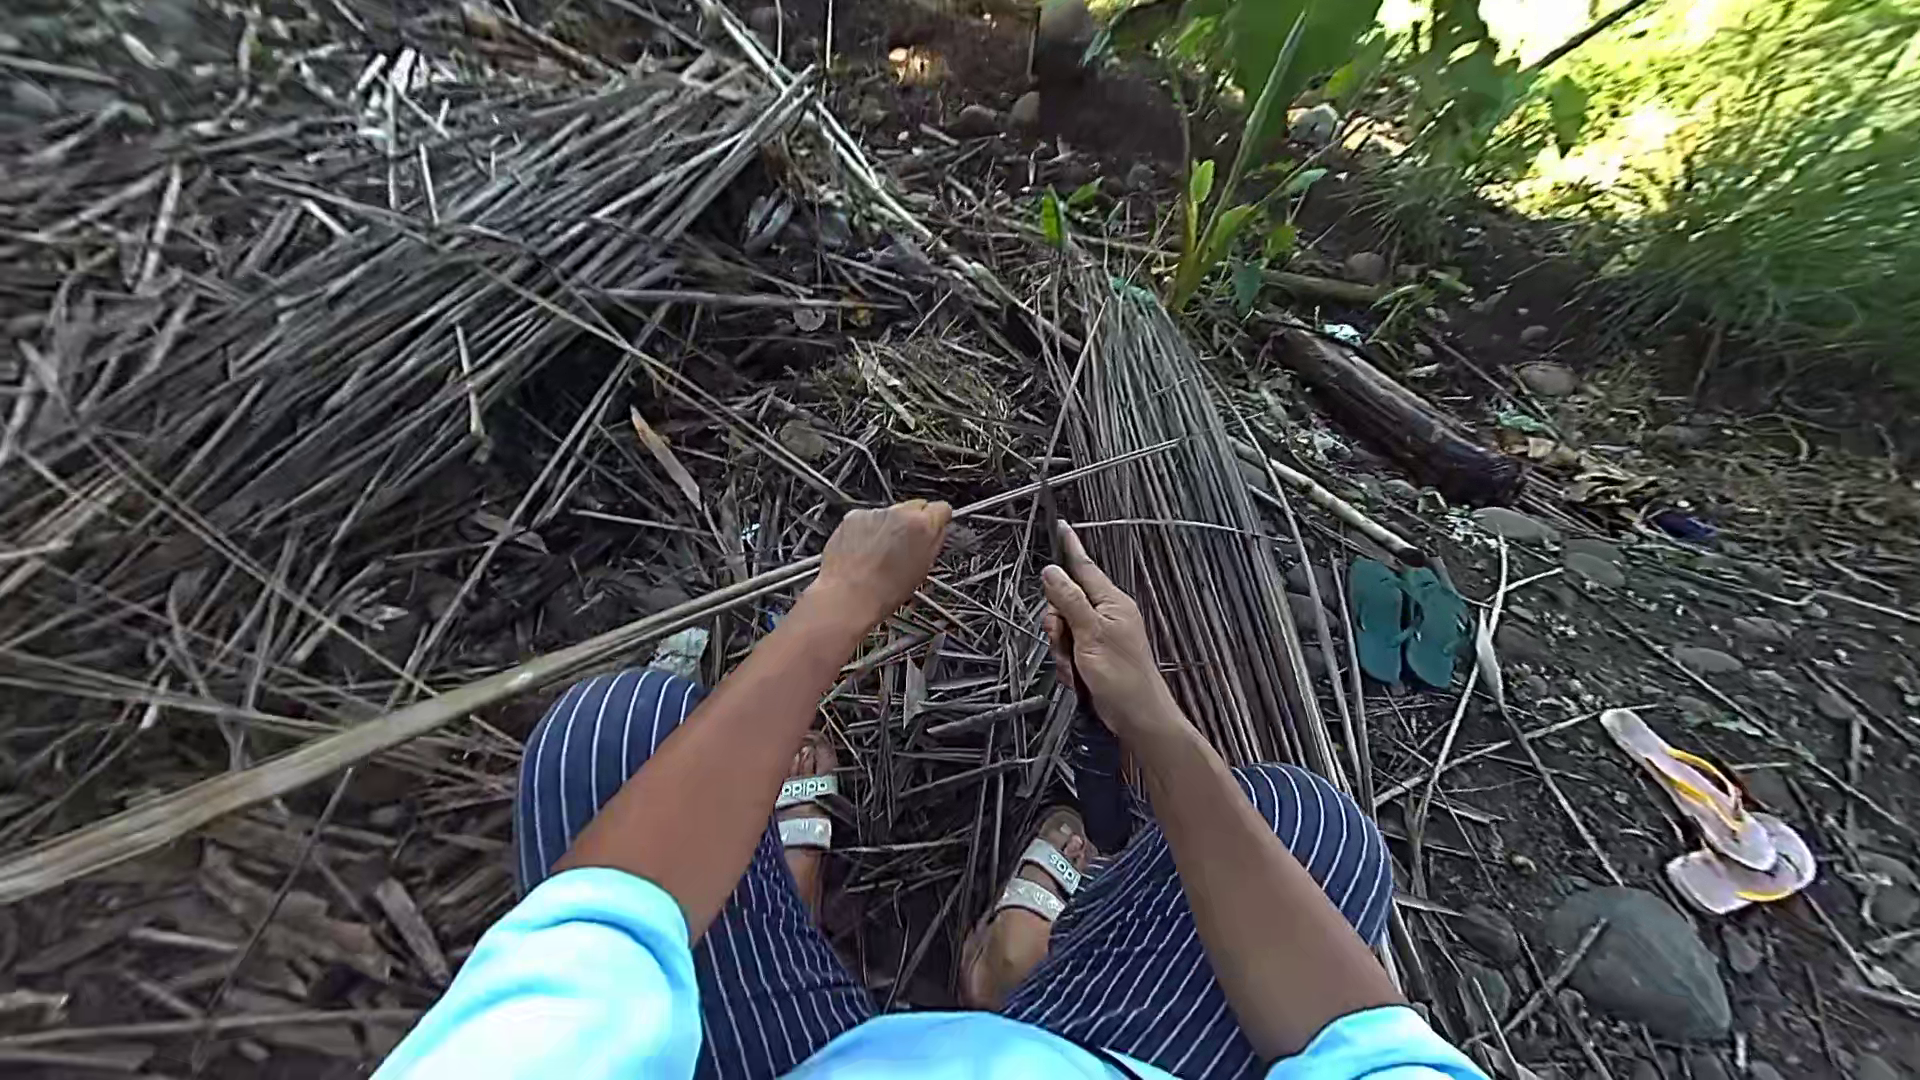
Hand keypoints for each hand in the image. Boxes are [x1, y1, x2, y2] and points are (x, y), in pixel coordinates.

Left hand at [812, 499, 951, 628]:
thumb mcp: (923, 569)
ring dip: (889, 528)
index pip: (941, 508)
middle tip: (905, 548)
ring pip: (891, 514)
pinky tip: (865, 552)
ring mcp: (875, 513)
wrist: (847, 596)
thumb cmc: (884, 591)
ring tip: (881, 555)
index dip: (938, 521)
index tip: (933, 529)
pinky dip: (868, 530)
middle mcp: (899, 513)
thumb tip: (936, 530)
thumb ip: (933, 542)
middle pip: (915, 507)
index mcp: (922, 525)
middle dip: (913, 523)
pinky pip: (868, 518)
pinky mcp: (853, 517)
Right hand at [1041, 521, 1180, 739]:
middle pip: (1065, 601)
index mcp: (1111, 602)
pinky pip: (1070, 648)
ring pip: (1064, 627)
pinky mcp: (1096, 652)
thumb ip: (1069, 601)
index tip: (1060, 527)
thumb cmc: (1123, 679)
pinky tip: (1077, 676)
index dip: (1070, 548)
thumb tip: (1052, 572)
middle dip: (1056, 624)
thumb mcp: (1090, 635)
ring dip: (1061, 649)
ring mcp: (1101, 633)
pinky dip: (1068, 662)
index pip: (1085, 567)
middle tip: (1061, 641)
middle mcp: (1107, 613)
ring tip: (1074, 666)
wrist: (1139, 718)